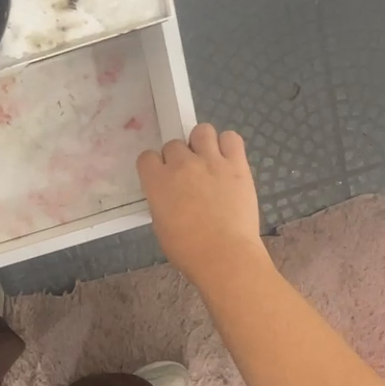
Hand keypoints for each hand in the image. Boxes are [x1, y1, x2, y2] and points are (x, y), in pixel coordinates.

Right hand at [136, 123, 265, 287]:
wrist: (224, 255)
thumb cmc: (187, 250)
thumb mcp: (161, 225)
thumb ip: (161, 200)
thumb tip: (169, 194)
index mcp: (157, 182)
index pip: (147, 157)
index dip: (154, 167)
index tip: (161, 177)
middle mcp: (182, 165)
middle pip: (173, 144)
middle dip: (177, 158)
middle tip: (187, 177)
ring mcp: (211, 160)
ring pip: (202, 131)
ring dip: (201, 143)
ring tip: (207, 161)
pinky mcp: (237, 164)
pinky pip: (231, 137)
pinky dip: (227, 144)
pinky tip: (227, 160)